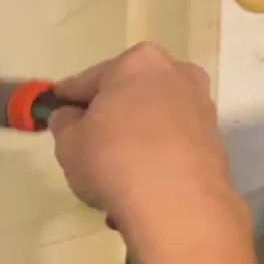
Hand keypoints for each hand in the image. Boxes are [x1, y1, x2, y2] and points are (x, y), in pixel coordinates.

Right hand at [47, 43, 245, 238]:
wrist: (174, 200)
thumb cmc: (111, 160)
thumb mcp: (67, 144)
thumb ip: (63, 123)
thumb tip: (68, 115)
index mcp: (135, 63)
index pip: (88, 79)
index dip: (66, 97)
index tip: (53, 109)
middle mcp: (174, 72)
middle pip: (127, 92)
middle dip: (106, 113)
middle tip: (84, 140)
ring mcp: (198, 102)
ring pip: (151, 115)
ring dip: (131, 134)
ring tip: (111, 167)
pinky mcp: (210, 134)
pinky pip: (168, 138)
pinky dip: (151, 152)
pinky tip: (136, 179)